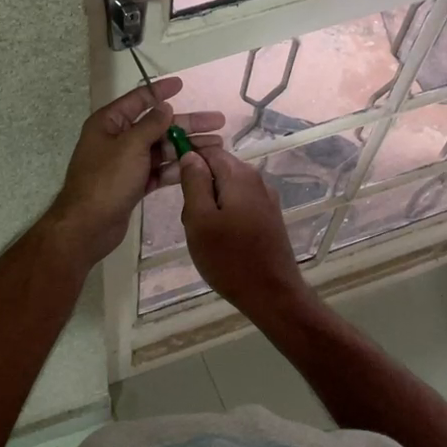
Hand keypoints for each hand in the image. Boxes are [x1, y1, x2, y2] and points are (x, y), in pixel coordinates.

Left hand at [45, 76, 224, 267]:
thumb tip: (165, 106)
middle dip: (186, 124)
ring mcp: (126, 162)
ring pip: (161, 149)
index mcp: (109, 122)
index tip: (182, 85)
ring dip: (186, 147)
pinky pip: (158, 170)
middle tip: (218, 122)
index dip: (160, 91)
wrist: (88, 225)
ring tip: (217, 146)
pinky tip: (199, 167)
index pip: (138, 99)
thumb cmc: (106, 179)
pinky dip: (176, 168)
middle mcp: (117, 138)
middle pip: (156, 126)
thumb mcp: (130, 146)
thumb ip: (151, 125)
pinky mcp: (133, 183)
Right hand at [178, 146, 314, 314]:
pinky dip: (225, 215)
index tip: (174, 184)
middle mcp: (257, 180)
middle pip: (218, 169)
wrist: (272, 295)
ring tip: (203, 233)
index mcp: (239, 175)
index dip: (187, 160)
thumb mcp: (199, 219)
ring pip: (227, 189)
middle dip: (199, 186)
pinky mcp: (269, 218)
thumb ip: (194, 182)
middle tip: (189, 218)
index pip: (208, 151)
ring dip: (210, 204)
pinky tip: (220, 239)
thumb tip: (190, 155)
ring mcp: (266, 199)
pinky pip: (239, 204)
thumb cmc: (229, 258)